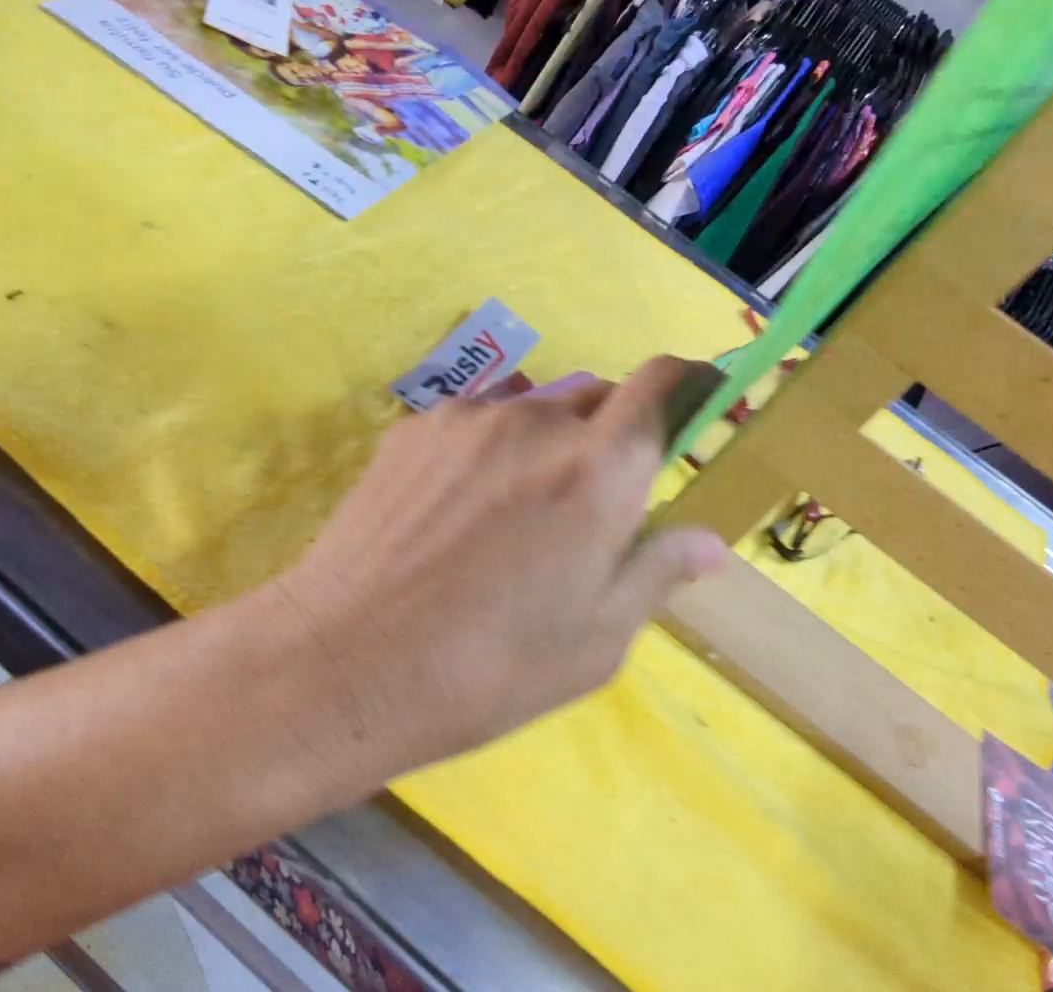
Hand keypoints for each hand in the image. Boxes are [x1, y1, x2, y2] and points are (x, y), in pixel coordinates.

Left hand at [276, 355, 728, 777]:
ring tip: (509, 526)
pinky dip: (486, 456)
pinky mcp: (410, 431)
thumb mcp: (594, 642)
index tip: (700, 406)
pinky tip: (453, 520)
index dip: (692, 382)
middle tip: (590, 509)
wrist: (344, 663)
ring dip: (543, 451)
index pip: (662, 383)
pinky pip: (472, 428)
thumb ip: (656, 573)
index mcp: (597, 471)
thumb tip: (708, 541)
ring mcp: (465, 421)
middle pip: (596, 401)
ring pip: (530, 416)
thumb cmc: (487, 669)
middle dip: (612, 439)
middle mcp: (535, 423)